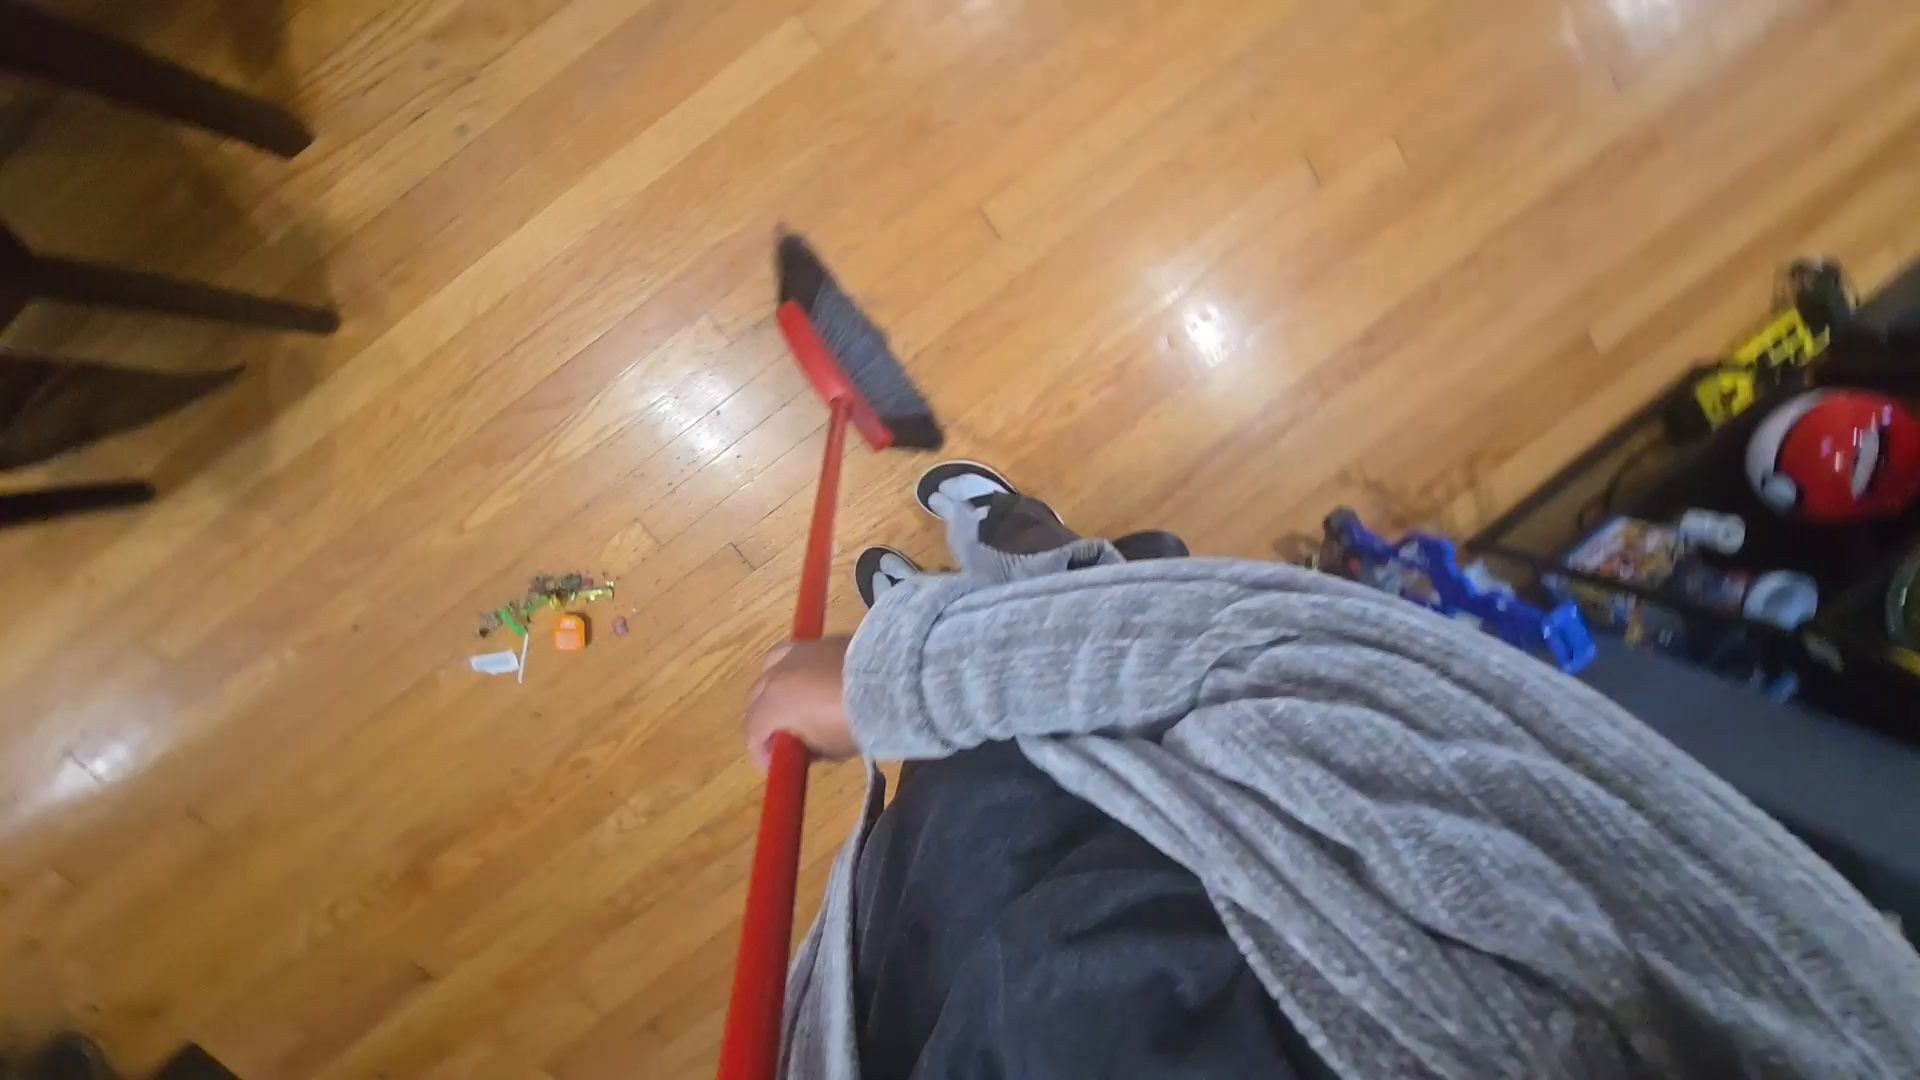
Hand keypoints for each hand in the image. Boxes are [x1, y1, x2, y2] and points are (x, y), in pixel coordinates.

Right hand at [743, 637, 856, 768]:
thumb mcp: (827, 748)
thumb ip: (804, 747)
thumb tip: (800, 744)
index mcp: (773, 703)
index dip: (761, 751)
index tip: (776, 764)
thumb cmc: (855, 722)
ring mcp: (799, 651)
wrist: (891, 682)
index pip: (752, 729)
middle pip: (756, 697)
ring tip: (795, 702)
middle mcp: (778, 673)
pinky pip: (796, 654)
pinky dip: (796, 669)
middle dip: (765, 719)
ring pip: (771, 667)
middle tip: (787, 736)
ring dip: (775, 687)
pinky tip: (814, 680)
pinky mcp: (822, 640)